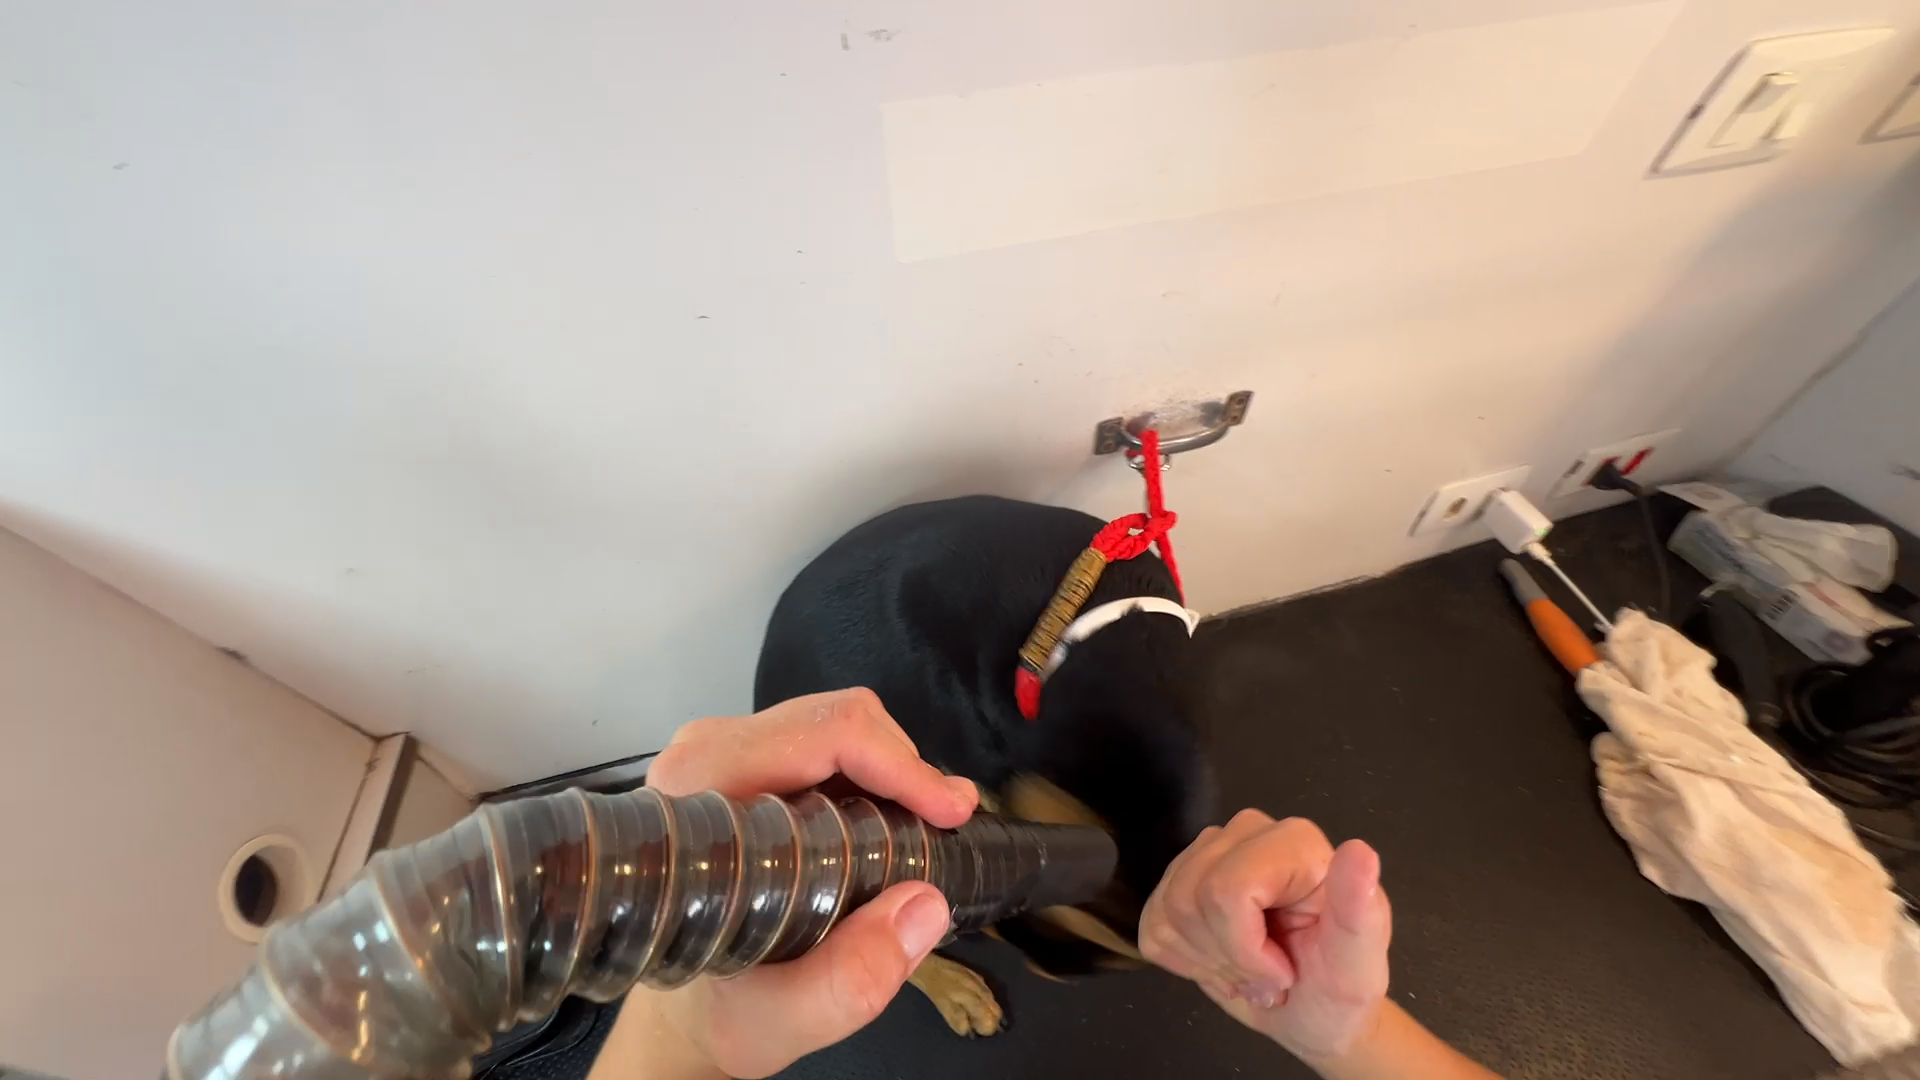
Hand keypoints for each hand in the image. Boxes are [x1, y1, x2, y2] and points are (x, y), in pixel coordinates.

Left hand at [591, 688, 978, 1079]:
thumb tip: (926, 903)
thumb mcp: (780, 1020)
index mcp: (703, 791)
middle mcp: (708, 752)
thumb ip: (847, 980)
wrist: (682, 1009)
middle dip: (904, 767)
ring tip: (920, 822)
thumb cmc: (720, 1010)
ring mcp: (727, 746)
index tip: (952, 812)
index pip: (825, 734)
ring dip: (893, 768)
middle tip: (944, 822)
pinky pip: (831, 735)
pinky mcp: (748, 753)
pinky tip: (887, 817)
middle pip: (838, 717)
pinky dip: (875, 770)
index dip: (900, 765)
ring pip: (840, 720)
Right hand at [1139, 810, 1391, 1068]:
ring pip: (1169, 907)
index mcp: (1293, 842)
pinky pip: (1152, 920)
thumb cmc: (1338, 992)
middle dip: (1226, 956)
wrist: (1310, 1012)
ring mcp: (1205, 849)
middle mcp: (1245, 830)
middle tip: (1265, 979)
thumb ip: (1360, 910)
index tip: (1282, 973)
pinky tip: (1218, 960)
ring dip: (1205, 958)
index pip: (1227, 888)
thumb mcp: (1359, 967)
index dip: (1243, 946)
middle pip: (1193, 896)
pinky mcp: (1175, 874)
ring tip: (1244, 972)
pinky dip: (1183, 957)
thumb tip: (1360, 851)